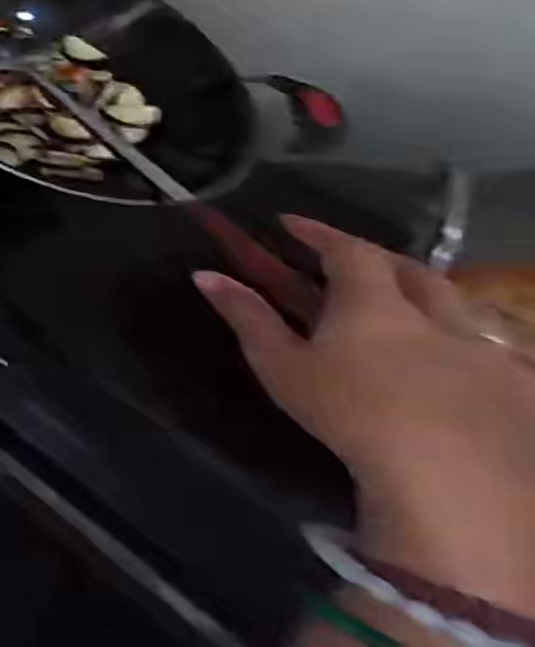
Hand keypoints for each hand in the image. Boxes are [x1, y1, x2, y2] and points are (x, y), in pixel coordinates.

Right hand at [196, 216, 534, 611]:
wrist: (452, 485)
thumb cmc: (347, 413)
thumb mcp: (279, 364)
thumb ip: (246, 315)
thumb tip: (204, 274)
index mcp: (375, 307)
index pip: (349, 251)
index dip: (320, 233)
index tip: (290, 223)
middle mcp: (438, 319)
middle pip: (414, 272)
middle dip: (377, 257)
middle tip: (346, 259)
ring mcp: (490, 356)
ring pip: (463, 307)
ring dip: (428, 294)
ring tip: (404, 303)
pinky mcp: (523, 392)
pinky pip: (499, 348)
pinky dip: (469, 336)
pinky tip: (459, 355)